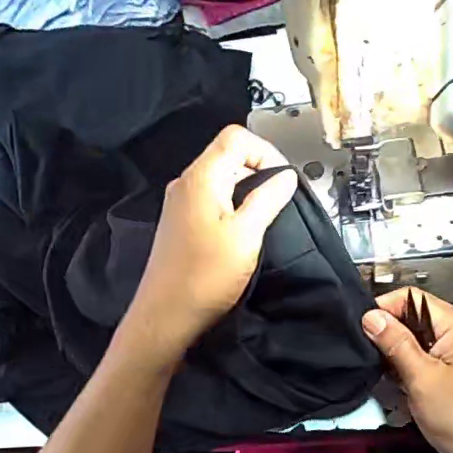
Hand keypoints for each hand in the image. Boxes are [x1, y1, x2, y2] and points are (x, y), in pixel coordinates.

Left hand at [115, 126, 298, 368]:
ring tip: (263, 219)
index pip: (236, 137)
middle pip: (228, 155)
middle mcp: (185, 184)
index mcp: (200, 178)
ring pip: (221, 179)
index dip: (266, 151)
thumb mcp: (246, 234)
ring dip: (247, 191)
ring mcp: (179, 204)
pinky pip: (211, 200)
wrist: (166, 315)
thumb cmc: (204, 276)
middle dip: (259, 170)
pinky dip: (231, 206)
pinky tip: (242, 232)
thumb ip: (268, 198)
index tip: (283, 180)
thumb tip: (285, 177)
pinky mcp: (179, 224)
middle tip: (278, 202)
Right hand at [361, 288, 452, 452]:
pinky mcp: (448, 369)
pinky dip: (402, 364)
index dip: (383, 308)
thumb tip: (368, 315)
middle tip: (363, 351)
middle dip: (386, 330)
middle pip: (411, 315)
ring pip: (411, 337)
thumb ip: (395, 343)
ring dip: (392, 350)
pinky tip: (391, 379)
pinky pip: (418, 355)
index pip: (411, 297)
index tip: (359, 330)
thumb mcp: (422, 378)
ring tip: (374, 366)